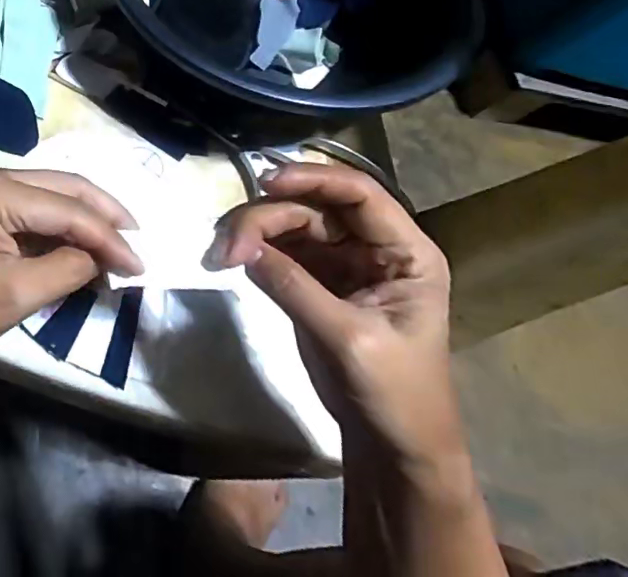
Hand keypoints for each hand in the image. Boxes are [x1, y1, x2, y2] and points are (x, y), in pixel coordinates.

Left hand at [0, 168, 143, 377]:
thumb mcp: (18, 294)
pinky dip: (72, 228)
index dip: (109, 237)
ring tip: (122, 246)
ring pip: (61, 195)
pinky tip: (92, 246)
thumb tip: (109, 257)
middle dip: (106, 216)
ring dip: (92, 220)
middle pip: (69, 189)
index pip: (68, 210)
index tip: (139, 266)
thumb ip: (70, 268)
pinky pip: (46, 209)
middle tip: (139, 243)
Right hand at [214, 162, 462, 463]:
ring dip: (257, 231)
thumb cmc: (395, 394)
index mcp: (405, 251)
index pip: (360, 194)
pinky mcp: (321, 280)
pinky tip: (234, 258)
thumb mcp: (348, 339)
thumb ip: (296, 288)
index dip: (314, 179)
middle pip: (318, 207)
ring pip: (296, 224)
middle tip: (228, 243)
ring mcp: (346, 261)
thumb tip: (242, 248)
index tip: (267, 183)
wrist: (395, 448)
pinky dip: (258, 250)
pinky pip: (285, 251)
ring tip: (222, 253)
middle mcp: (376, 245)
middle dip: (270, 215)